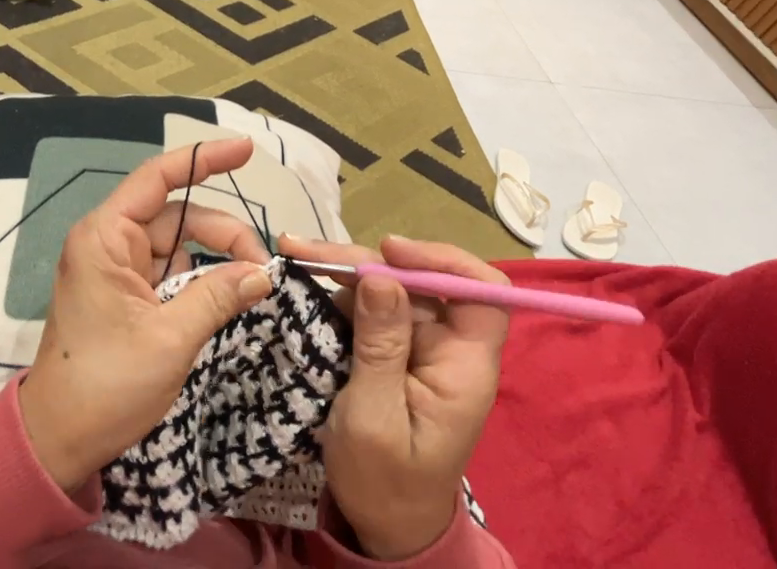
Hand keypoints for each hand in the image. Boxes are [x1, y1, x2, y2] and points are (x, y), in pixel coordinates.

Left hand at [17, 138, 274, 491]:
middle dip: (224, 233)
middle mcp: (108, 242)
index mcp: (105, 237)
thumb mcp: (170, 340)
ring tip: (253, 283)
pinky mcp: (125, 294)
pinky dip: (201, 278)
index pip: (158, 178)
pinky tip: (230, 293)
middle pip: (177, 215)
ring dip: (216, 257)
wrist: (59, 439)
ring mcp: (116, 268)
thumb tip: (262, 274)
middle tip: (264, 268)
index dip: (203, 159)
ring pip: (178, 244)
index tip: (247, 149)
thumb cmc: (106, 384)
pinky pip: (170, 270)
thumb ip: (217, 297)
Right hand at [280, 234, 508, 561]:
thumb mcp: (373, 416)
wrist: (379, 525)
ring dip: (343, 271)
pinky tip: (305, 281)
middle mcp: (446, 347)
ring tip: (295, 255)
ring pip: (389, 289)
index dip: (442, 261)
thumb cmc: (383, 481)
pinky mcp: (391, 351)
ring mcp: (418, 347)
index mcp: (463, 366)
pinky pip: (370, 308)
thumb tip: (382, 277)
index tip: (387, 250)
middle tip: (303, 251)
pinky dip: (337, 293)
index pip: (481, 293)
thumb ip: (380, 346)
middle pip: (418, 282)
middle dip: (364, 261)